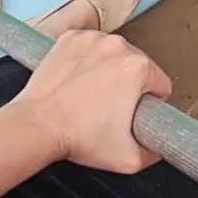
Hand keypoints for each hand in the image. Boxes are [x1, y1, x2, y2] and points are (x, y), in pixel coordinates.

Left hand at [6, 30, 170, 173]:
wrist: (37, 126)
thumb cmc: (78, 138)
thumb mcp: (129, 159)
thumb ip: (154, 152)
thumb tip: (159, 145)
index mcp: (139, 68)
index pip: (160, 84)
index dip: (149, 104)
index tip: (131, 114)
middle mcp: (117, 45)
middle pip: (137, 66)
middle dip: (128, 86)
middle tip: (108, 108)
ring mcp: (90, 38)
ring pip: (113, 55)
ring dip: (108, 70)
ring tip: (89, 95)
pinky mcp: (69, 38)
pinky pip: (88, 47)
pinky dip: (85, 60)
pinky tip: (77, 81)